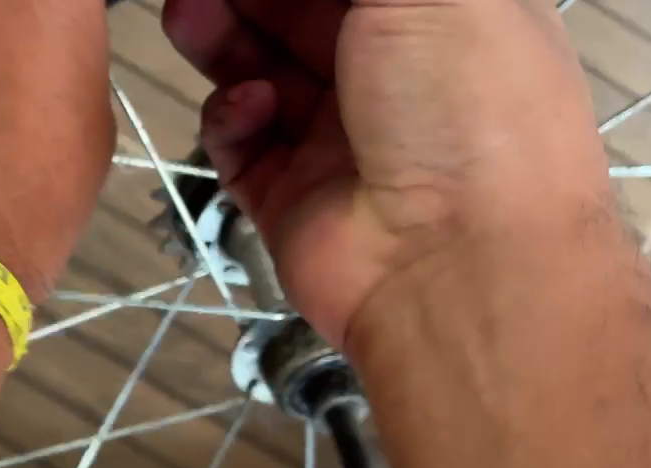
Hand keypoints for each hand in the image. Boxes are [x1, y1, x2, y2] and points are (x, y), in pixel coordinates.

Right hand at [163, 0, 621, 346]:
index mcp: (439, 14)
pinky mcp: (287, 200)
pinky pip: (244, 149)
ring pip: (261, 77)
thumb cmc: (464, 101)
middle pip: (298, 18)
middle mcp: (385, 76)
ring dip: (223, 41)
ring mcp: (332, 144)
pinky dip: (233, 120)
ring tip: (186, 15)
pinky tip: (246, 108)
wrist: (447, 261)